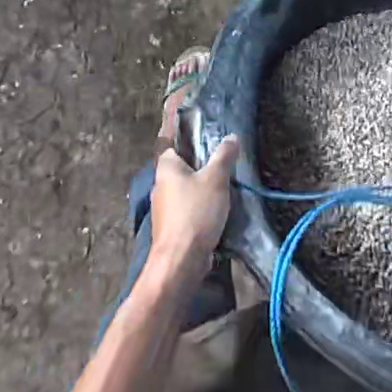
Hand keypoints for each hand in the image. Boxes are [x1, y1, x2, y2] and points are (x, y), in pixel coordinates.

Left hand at [148, 136, 239, 279]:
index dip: (186, 134)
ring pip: (184, 188)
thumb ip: (224, 156)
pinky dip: (199, 205)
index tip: (204, 130)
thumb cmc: (195, 212)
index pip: (172, 141)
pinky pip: (187, 207)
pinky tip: (217, 209)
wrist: (180, 261)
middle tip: (222, 157)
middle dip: (198, 162)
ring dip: (200, 186)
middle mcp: (160, 183)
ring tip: (224, 182)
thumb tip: (232, 137)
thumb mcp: (215, 179)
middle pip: (180, 165)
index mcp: (165, 165)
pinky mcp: (171, 226)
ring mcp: (164, 207)